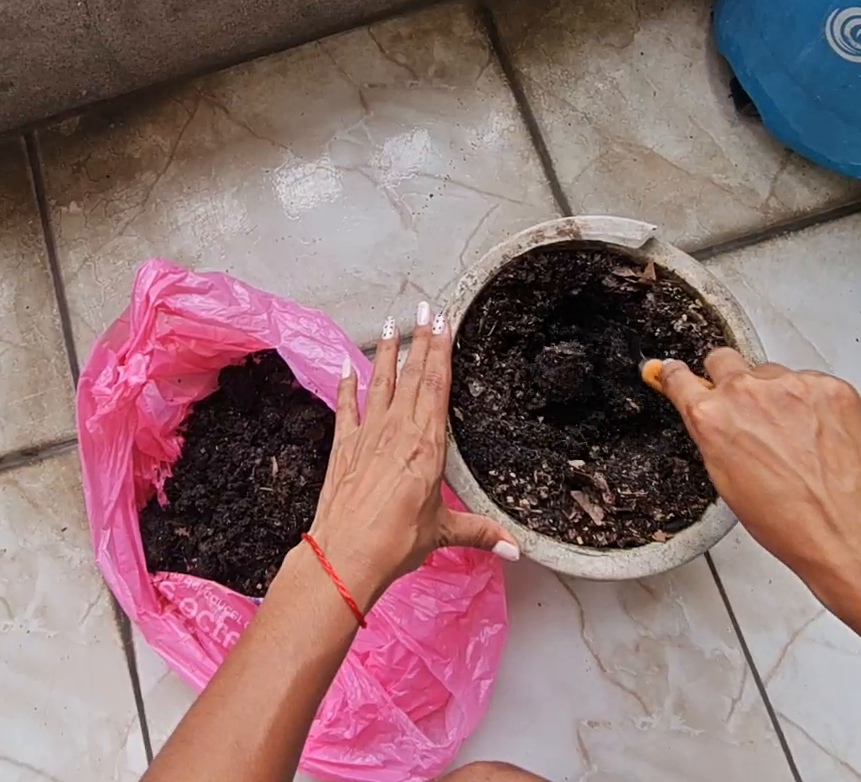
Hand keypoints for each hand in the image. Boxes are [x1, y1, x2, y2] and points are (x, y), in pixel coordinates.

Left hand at [307, 304, 519, 610]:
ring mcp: (369, 433)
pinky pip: (347, 405)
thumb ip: (480, 532)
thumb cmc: (398, 540)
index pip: (437, 385)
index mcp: (427, 443)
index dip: (441, 351)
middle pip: (413, 375)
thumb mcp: (444, 532)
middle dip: (420, 339)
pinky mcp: (344, 444)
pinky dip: (347, 383)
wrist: (346, 552)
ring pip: (381, 381)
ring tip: (391, 323)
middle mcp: (398, 429)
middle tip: (424, 308)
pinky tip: (348, 364)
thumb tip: (516, 549)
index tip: (443, 323)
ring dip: (388, 351)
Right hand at [654, 348, 860, 609]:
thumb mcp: (723, 477)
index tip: (679, 373)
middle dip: (727, 377)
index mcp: (710, 416)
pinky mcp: (829, 387)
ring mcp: (789, 385)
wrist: (849, 532)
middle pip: (722, 359)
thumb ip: (710, 432)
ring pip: (770, 372)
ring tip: (795, 434)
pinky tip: (820, 433)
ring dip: (775, 393)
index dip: (677, 375)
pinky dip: (812, 401)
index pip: (678, 376)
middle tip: (746, 407)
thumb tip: (702, 412)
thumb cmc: (786, 519)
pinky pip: (810, 381)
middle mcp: (744, 392)